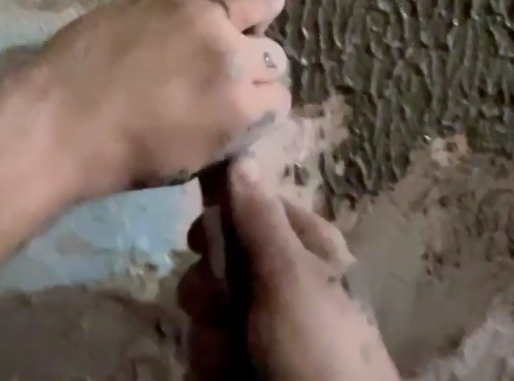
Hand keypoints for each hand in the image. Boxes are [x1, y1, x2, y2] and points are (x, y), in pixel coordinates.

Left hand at [23, 0, 291, 200]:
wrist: (56, 125)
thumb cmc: (119, 158)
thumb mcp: (190, 163)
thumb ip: (230, 133)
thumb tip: (246, 111)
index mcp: (242, 109)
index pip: (279, 100)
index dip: (260, 107)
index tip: (238, 112)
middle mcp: (235, 58)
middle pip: (273, 55)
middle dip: (257, 69)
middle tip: (224, 76)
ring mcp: (205, 17)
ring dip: (259, 14)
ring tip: (241, 21)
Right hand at [180, 159, 398, 380]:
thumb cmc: (317, 346)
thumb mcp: (288, 275)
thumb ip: (258, 219)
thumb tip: (241, 154)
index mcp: (307, 246)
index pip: (253, 209)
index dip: (222, 221)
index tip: (196, 238)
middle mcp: (286, 281)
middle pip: (223, 265)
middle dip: (209, 292)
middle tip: (218, 310)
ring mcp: (269, 329)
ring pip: (212, 316)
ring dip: (210, 339)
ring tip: (232, 361)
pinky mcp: (251, 367)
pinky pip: (213, 355)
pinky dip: (213, 368)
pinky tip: (226, 379)